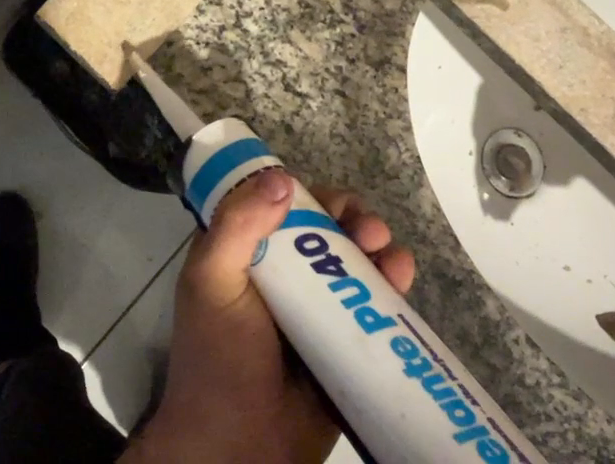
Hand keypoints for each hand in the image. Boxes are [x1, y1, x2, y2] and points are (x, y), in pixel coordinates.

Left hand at [121, 171, 415, 463]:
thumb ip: (237, 225)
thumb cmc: (218, 355)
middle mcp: (279, 276)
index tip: (327, 197)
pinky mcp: (346, 343)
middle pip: (321, 230)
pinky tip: (403, 275)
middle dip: (349, 218)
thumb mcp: (212, 280)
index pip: (274, 207)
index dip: (303, 194)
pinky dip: (392, 283)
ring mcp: (315, 310)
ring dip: (375, 245)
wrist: (240, 447)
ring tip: (387, 249)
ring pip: (352, 262)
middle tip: (366, 226)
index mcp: (241, 255)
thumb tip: (281, 177)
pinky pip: (375, 305)